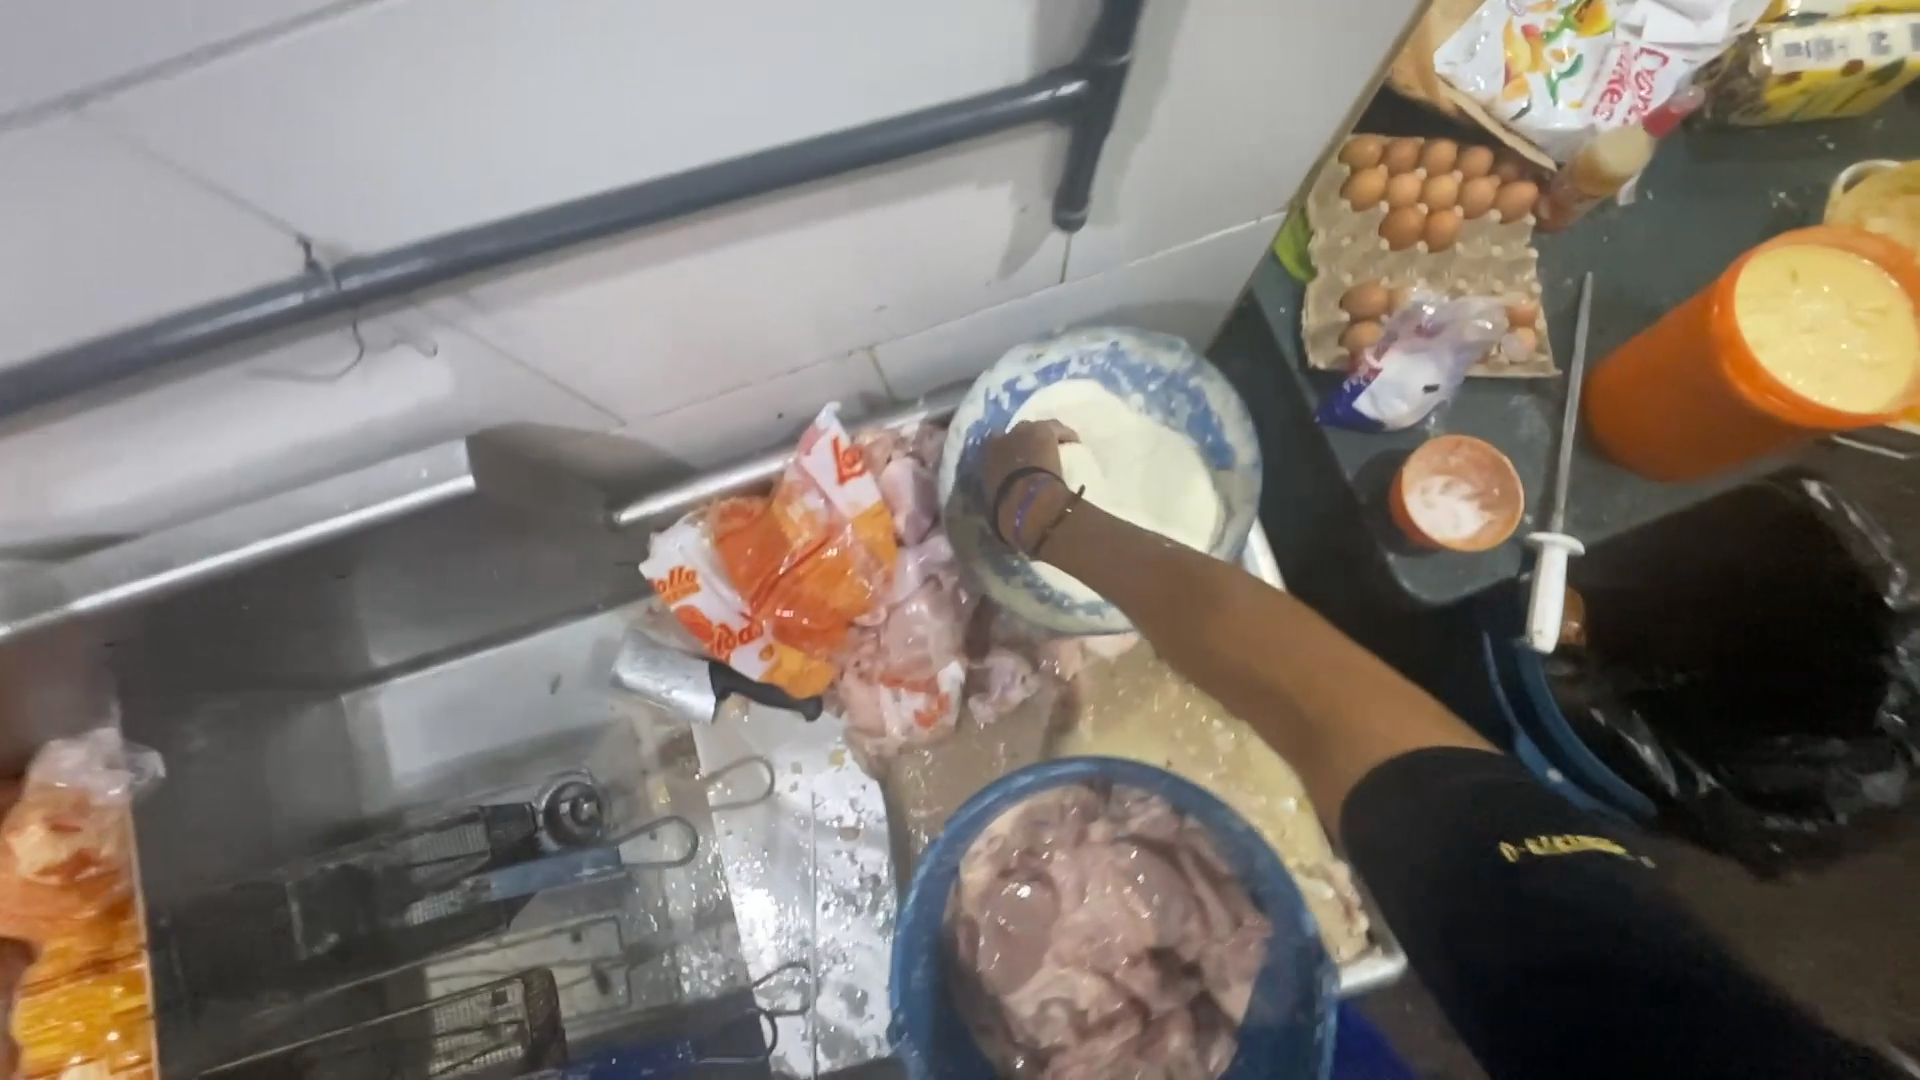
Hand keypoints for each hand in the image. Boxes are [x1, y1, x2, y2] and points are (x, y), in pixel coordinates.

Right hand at [981, 421, 1077, 553]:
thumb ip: (995, 502)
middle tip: (1034, 459)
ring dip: (1039, 439)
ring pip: (1033, 430)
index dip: (1005, 459)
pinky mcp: (1043, 431)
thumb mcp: (993, 508)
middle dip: (1022, 446)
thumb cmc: (1006, 511)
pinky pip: (1055, 428)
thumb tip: (1000, 513)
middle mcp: (999, 440)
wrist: (1026, 502)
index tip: (1013, 468)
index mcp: (983, 460)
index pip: (991, 451)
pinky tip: (1073, 442)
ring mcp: (1022, 432)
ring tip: (1052, 451)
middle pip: (1012, 437)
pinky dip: (1063, 435)